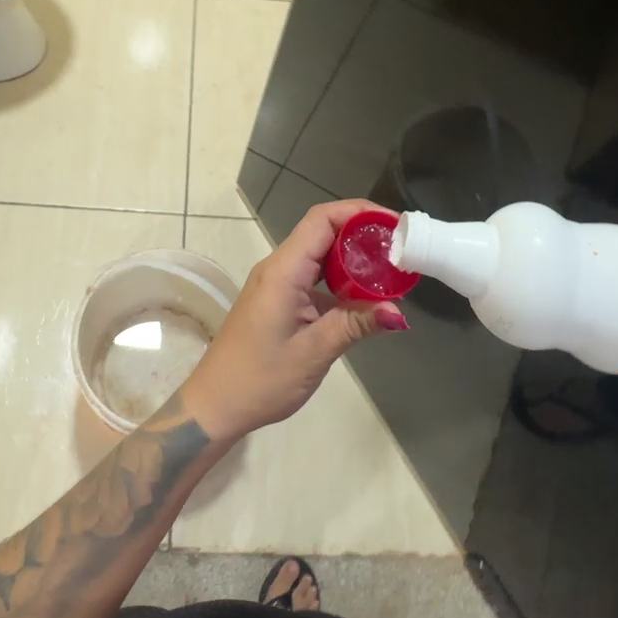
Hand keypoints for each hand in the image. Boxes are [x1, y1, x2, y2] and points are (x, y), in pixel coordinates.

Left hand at [180, 200, 406, 439]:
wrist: (216, 405)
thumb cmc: (260, 379)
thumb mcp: (314, 352)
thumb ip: (355, 325)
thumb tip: (398, 312)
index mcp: (283, 271)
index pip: (322, 220)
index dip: (359, 212)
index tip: (394, 225)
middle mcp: (278, 268)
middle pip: (323, 232)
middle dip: (362, 234)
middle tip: (402, 249)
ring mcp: (277, 284)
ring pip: (319, 255)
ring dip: (353, 258)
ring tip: (391, 269)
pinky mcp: (279, 300)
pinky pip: (313, 277)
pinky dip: (341, 280)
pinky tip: (366, 297)